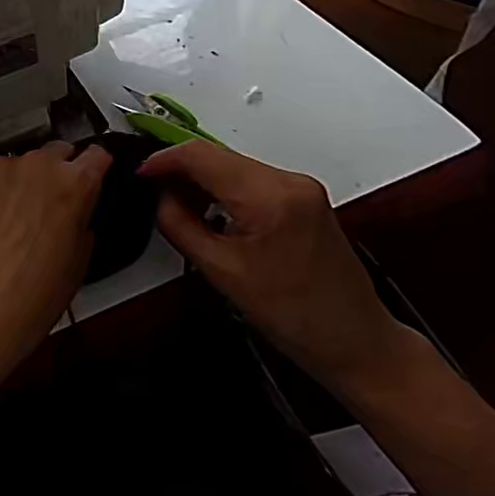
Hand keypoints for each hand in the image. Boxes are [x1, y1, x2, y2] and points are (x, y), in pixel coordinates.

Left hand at [0, 142, 111, 427]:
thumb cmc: (33, 290)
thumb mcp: (81, 259)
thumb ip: (82, 220)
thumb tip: (77, 214)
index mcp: (75, 184)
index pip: (96, 154)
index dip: (95, 165)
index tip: (93, 171)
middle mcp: (38, 166)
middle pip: (55, 152)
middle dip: (57, 171)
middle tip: (51, 202)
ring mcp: (0, 167)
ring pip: (19, 163)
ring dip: (21, 180)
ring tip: (15, 217)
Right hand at [140, 141, 413, 391]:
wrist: (354, 341)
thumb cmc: (292, 314)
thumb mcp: (216, 268)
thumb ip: (176, 222)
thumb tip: (158, 196)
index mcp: (269, 197)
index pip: (199, 155)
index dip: (161, 160)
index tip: (140, 174)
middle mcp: (289, 182)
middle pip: (214, 154)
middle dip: (178, 169)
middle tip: (153, 192)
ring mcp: (300, 186)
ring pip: (229, 163)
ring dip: (199, 179)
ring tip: (179, 207)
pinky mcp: (302, 196)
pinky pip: (247, 176)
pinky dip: (221, 187)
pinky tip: (208, 211)